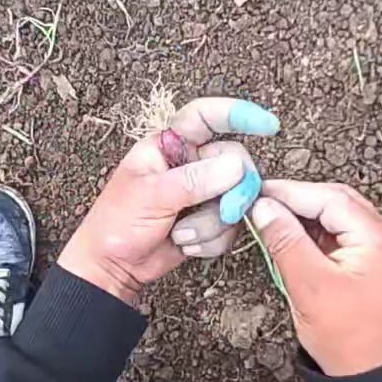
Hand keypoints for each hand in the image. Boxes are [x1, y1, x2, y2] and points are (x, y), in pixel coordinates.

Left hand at [58, 98, 279, 306]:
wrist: (112, 267)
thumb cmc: (117, 223)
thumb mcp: (151, 197)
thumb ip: (192, 180)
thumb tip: (235, 166)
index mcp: (169, 145)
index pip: (205, 117)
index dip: (237, 114)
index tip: (268, 125)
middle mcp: (190, 163)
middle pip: (235, 162)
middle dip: (232, 192)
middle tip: (226, 212)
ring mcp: (202, 192)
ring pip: (236, 199)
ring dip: (213, 224)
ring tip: (181, 235)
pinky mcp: (210, 220)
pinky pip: (231, 226)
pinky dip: (212, 241)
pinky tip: (186, 246)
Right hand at [247, 180, 381, 376]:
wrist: (367, 376)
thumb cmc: (346, 338)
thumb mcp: (308, 285)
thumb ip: (285, 240)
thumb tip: (264, 207)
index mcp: (380, 239)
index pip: (330, 199)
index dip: (291, 192)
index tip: (259, 192)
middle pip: (336, 202)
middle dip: (297, 200)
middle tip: (261, 202)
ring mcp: (380, 249)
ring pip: (336, 216)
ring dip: (304, 215)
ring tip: (271, 218)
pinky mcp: (370, 261)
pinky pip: (339, 234)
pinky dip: (314, 232)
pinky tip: (291, 235)